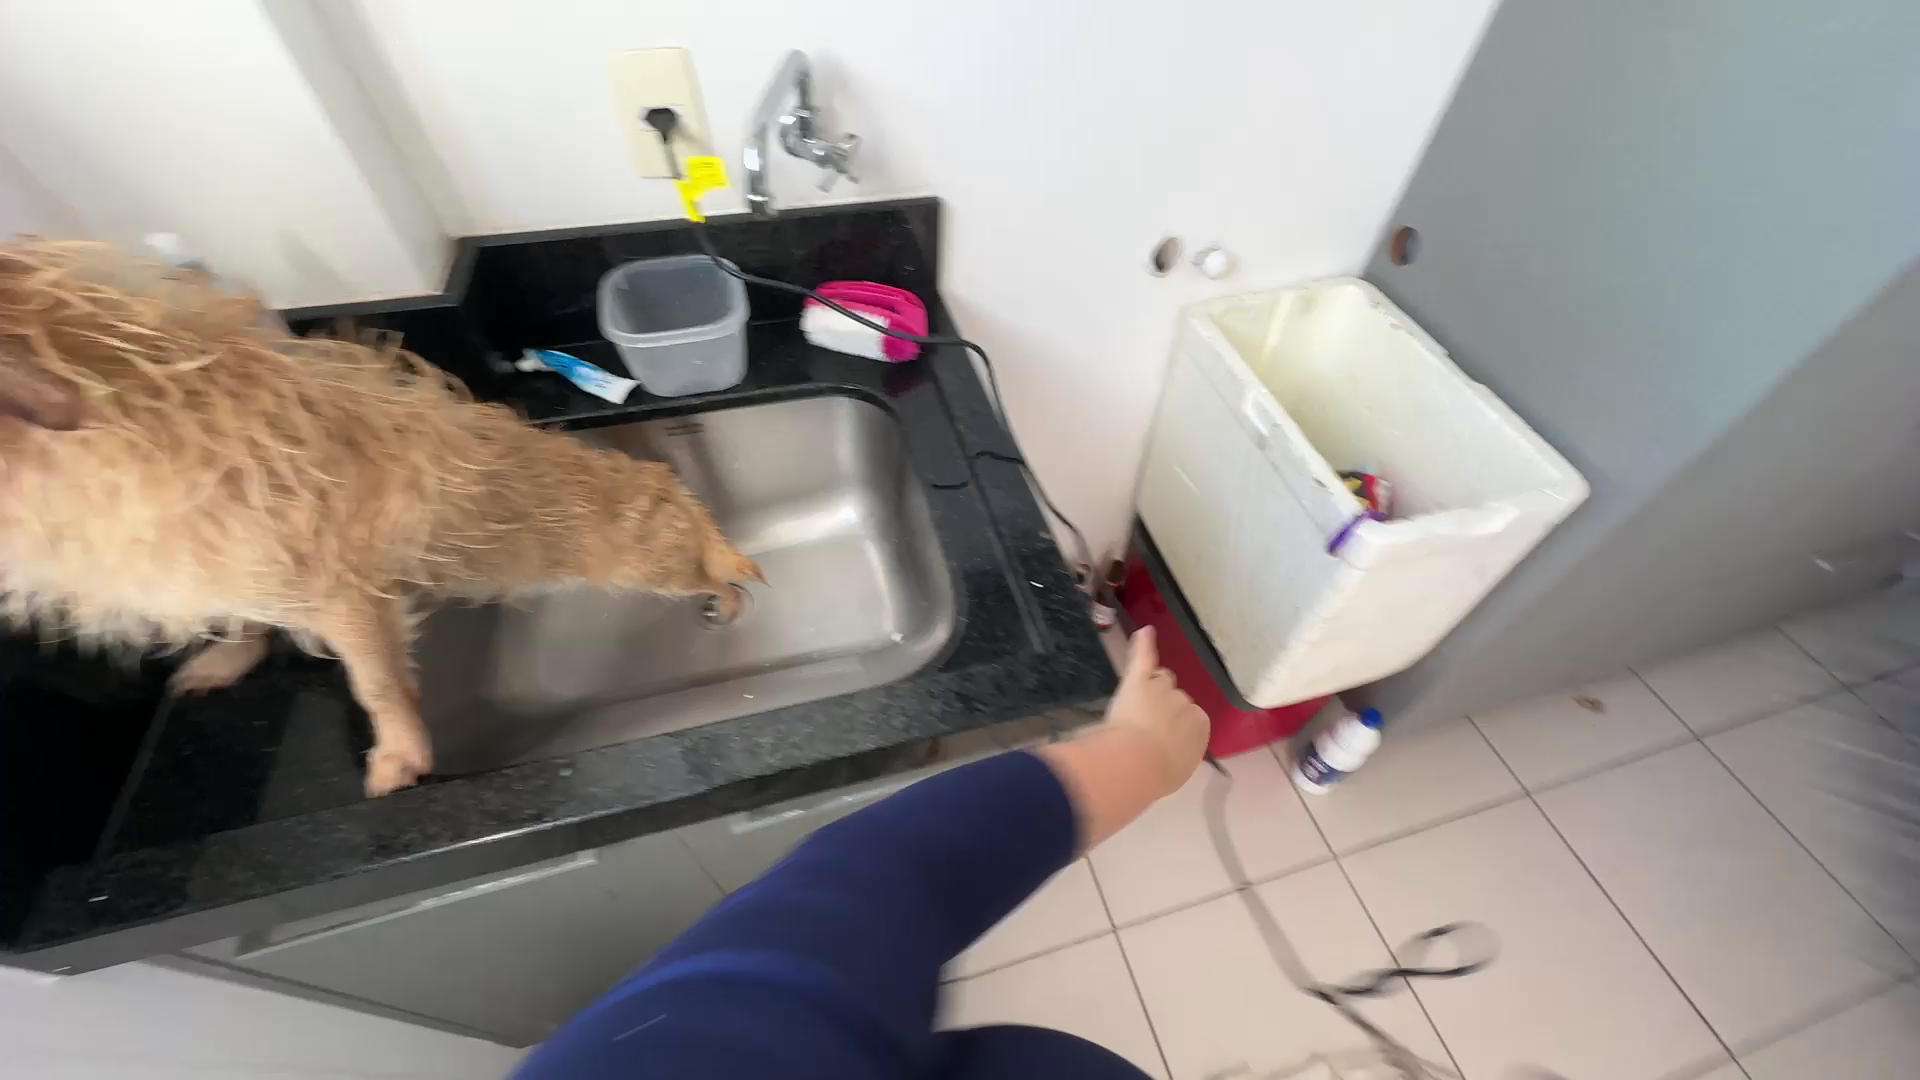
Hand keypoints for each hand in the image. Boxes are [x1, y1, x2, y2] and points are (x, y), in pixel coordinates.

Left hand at [1101, 626, 1209, 795]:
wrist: (1138, 762)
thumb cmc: (1159, 773)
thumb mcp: (1179, 767)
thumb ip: (1180, 750)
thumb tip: (1173, 750)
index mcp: (1201, 726)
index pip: (1189, 717)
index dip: (1172, 725)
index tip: (1162, 736)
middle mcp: (1186, 703)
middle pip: (1174, 697)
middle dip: (1160, 709)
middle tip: (1144, 727)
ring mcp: (1162, 688)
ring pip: (1158, 680)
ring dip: (1149, 690)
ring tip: (1136, 707)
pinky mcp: (1139, 680)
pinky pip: (1144, 658)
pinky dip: (1144, 644)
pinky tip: (1146, 631)